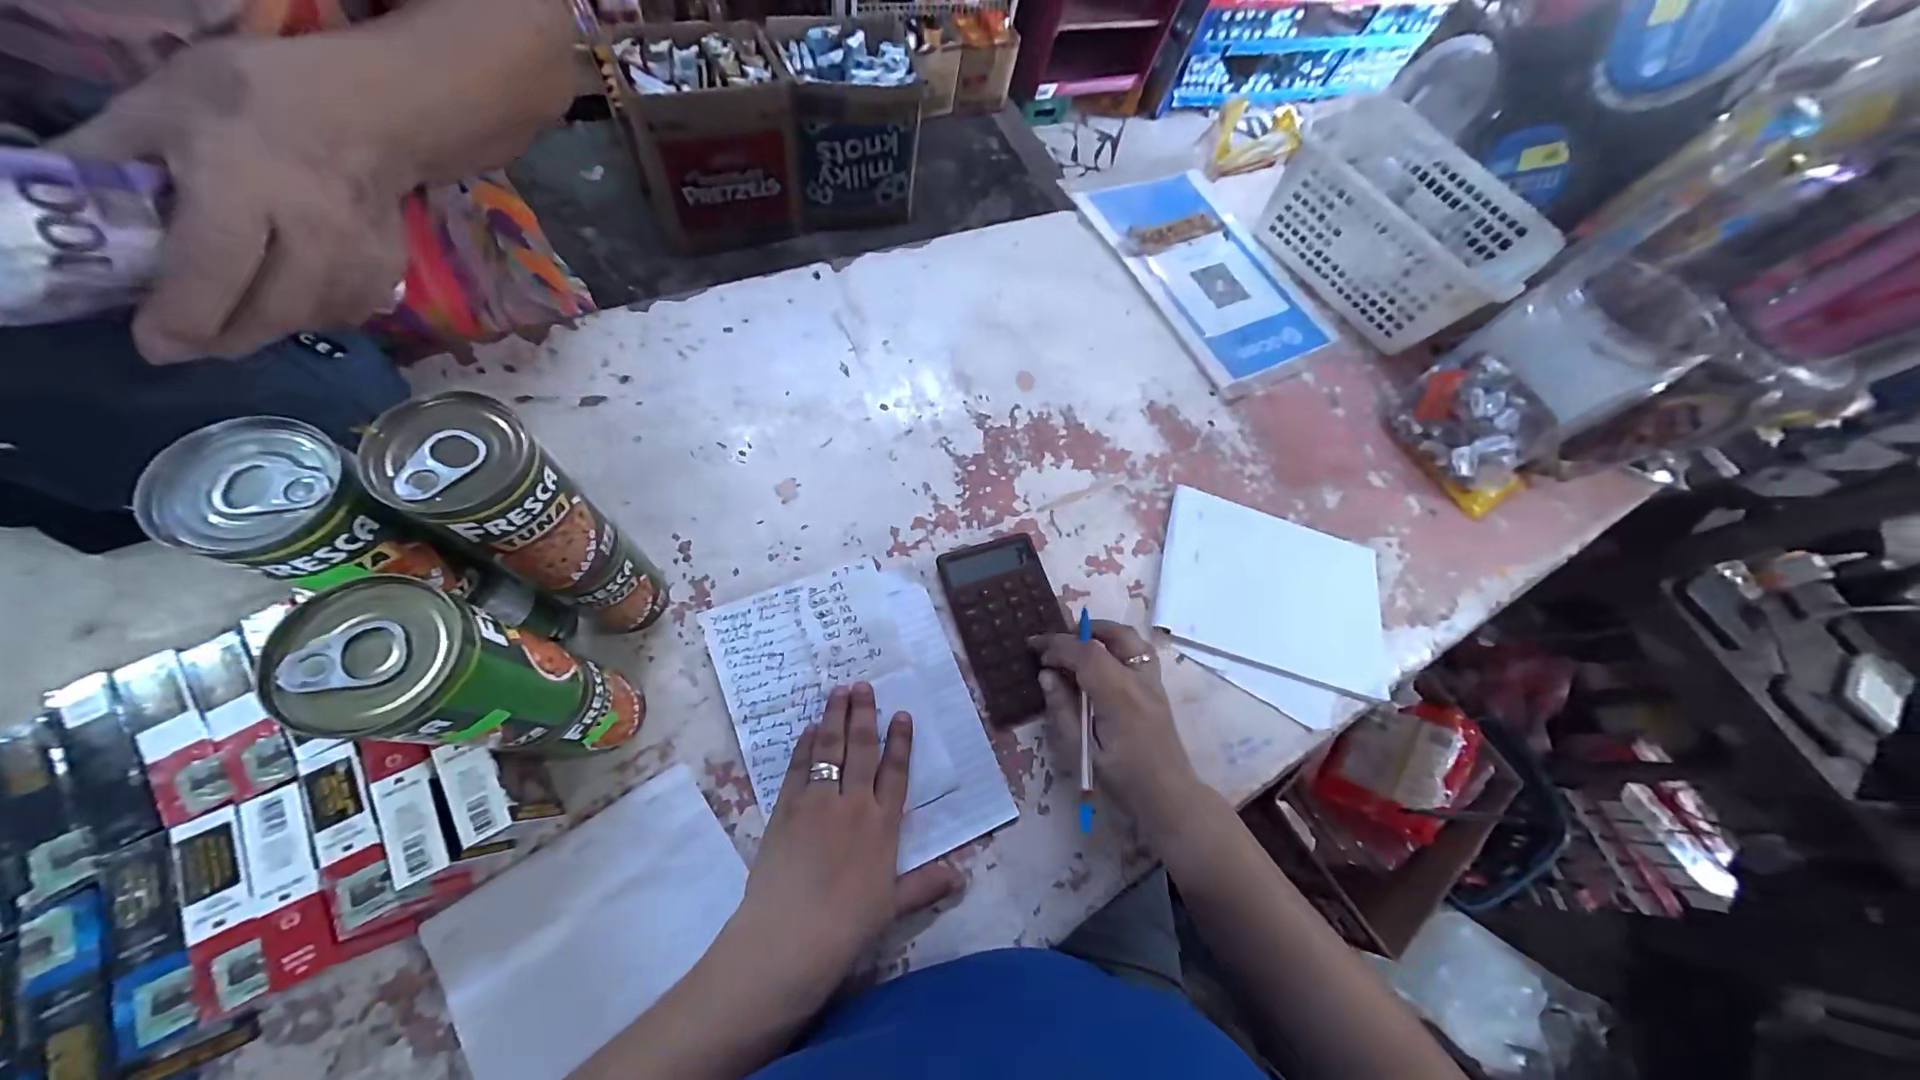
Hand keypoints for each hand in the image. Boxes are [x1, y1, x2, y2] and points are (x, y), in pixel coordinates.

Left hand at [52, 36, 409, 363]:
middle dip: (224, 337)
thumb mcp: (157, 109)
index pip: (212, 269)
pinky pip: (348, 313)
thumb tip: (62, 208)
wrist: (369, 117)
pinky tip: (293, 301)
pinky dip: (315, 317)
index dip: (181, 316)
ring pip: (311, 320)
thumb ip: (108, 159)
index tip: (155, 345)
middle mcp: (312, 234)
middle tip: (187, 343)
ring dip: (269, 328)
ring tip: (237, 319)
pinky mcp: (388, 273)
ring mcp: (359, 259)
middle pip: (270, 311)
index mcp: (242, 186)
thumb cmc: (253, 100)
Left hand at [732, 683, 963, 992]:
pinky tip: (809, 729)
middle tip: (864, 685)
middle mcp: (853, 805)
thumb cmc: (846, 925)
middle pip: (861, 750)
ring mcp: (817, 803)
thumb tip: (961, 877)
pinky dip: (805, 746)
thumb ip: (924, 885)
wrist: (789, 936)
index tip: (902, 714)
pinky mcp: (786, 809)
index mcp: (883, 826)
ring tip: (838, 691)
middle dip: (864, 715)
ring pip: (830, 750)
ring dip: (834, 718)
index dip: (900, 742)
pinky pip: (799, 768)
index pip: (896, 773)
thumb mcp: (892, 906)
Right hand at [1030, 620, 1204, 835]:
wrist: (1169, 798)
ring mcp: (1153, 682)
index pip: (1086, 652)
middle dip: (1080, 632)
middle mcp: (1140, 680)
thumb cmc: (1123, 780)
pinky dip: (1116, 645)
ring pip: (1131, 638)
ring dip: (1102, 634)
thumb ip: (1063, 709)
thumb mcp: (1082, 750)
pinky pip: (1138, 651)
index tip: (1035, 651)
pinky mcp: (1157, 688)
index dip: (1058, 645)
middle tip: (1054, 644)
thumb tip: (1046, 675)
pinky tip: (1100, 662)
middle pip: (1113, 635)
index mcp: (1119, 695)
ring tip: (1077, 645)